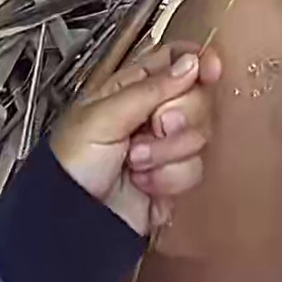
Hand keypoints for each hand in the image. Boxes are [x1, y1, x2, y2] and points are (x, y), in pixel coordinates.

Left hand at [51, 43, 221, 234]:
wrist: (71, 222)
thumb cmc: (72, 160)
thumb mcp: (104, 115)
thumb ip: (151, 88)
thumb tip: (191, 63)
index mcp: (134, 86)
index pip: (175, 59)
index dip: (198, 60)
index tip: (210, 69)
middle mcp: (154, 111)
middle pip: (197, 96)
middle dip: (179, 115)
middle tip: (155, 126)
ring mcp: (166, 145)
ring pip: (199, 135)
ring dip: (167, 152)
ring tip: (135, 161)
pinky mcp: (173, 178)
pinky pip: (194, 170)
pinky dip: (168, 179)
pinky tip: (144, 183)